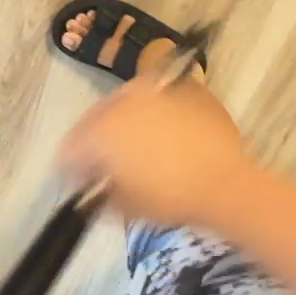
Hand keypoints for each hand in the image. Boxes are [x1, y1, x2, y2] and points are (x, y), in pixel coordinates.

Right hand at [57, 70, 259, 227]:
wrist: (225, 184)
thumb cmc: (170, 198)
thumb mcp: (126, 205)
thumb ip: (100, 193)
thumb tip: (92, 190)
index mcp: (102, 129)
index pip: (71, 145)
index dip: (70, 165)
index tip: (77, 180)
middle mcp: (125, 101)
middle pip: (98, 117)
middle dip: (97, 139)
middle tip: (104, 161)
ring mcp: (158, 89)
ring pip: (129, 102)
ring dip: (125, 121)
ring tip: (135, 144)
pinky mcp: (187, 89)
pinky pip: (161, 99)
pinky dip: (156, 113)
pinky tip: (165, 133)